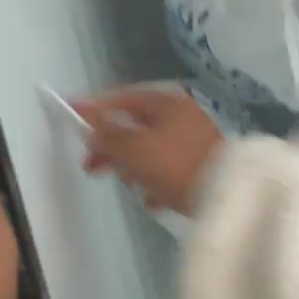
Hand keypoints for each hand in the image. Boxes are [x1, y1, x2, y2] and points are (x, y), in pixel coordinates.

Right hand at [75, 86, 225, 215]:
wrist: (227, 196)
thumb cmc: (175, 165)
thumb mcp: (134, 149)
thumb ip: (108, 136)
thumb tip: (93, 127)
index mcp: (167, 102)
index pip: (122, 98)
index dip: (94, 108)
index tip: (70, 114)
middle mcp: (182, 115)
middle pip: (135, 127)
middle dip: (112, 148)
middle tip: (92, 167)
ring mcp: (195, 141)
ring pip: (150, 151)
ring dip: (135, 169)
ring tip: (133, 186)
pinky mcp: (203, 168)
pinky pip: (169, 172)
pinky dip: (157, 184)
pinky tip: (154, 201)